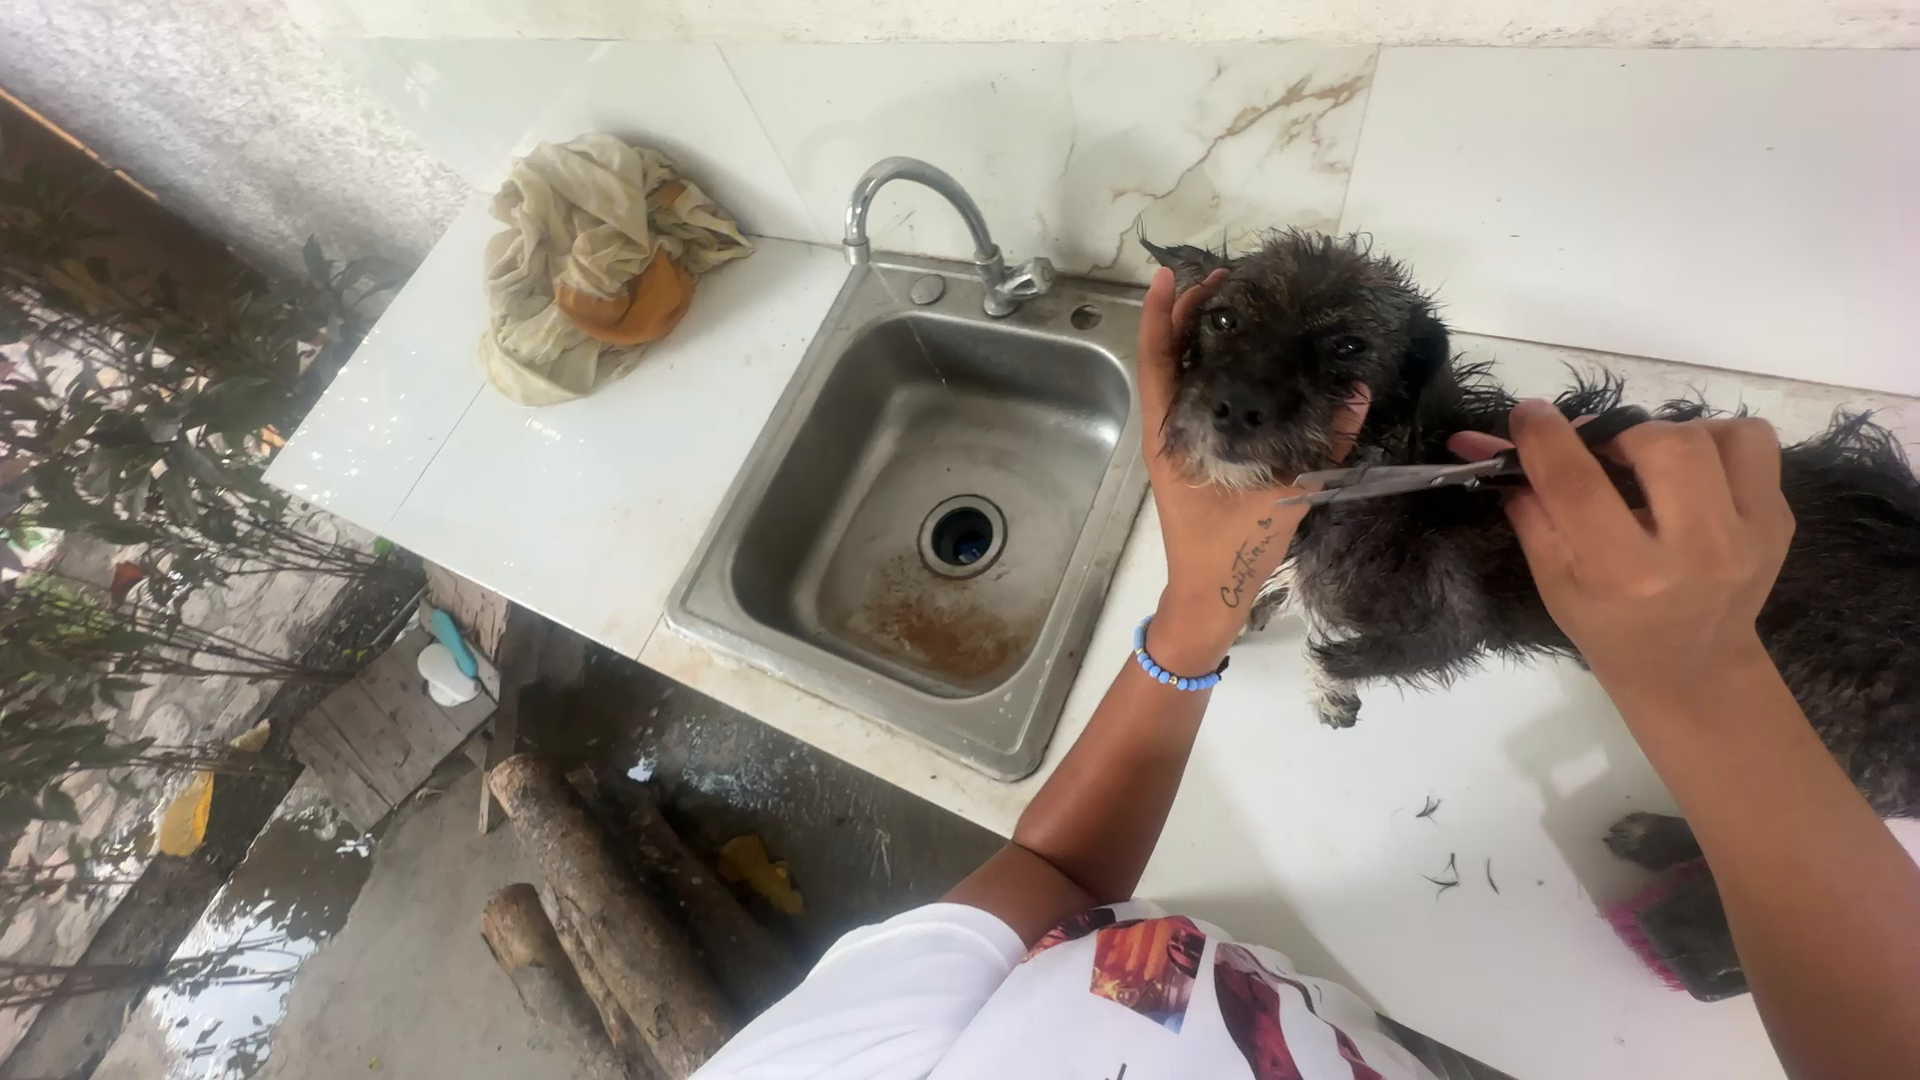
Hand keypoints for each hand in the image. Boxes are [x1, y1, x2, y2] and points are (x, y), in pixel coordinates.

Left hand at [1136, 267, 1368, 673]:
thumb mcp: (1282, 497)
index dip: (1160, 317)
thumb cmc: (1230, 550)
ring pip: (1178, 380)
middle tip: (1225, 279)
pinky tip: (1239, 358)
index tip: (1172, 275)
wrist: (1206, 595)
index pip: (1158, 363)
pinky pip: (1193, 400)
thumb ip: (1321, 446)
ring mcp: (1176, 445)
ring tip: (1232, 305)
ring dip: (1197, 341)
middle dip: (1186, 317)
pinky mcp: (1190, 456)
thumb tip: (1358, 391)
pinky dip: (1209, 370)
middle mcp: (1166, 434)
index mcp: (1171, 438)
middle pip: (1166, 362)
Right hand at [1450, 401, 1794, 711]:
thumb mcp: (1549, 576)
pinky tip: (1682, 470)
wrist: (1687, 662)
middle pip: (1665, 445)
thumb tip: (1485, 445)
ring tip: (1641, 459)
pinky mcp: (1781, 518)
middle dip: (1617, 432)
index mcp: (1623, 573)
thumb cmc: (1600, 622)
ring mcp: (1752, 532)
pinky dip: (1709, 441)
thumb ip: (1526, 508)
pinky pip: (1751, 445)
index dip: (1546, 439)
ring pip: (1719, 435)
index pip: (1578, 486)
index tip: (1527, 414)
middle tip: (1593, 448)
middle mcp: (1697, 549)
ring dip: (1667, 433)